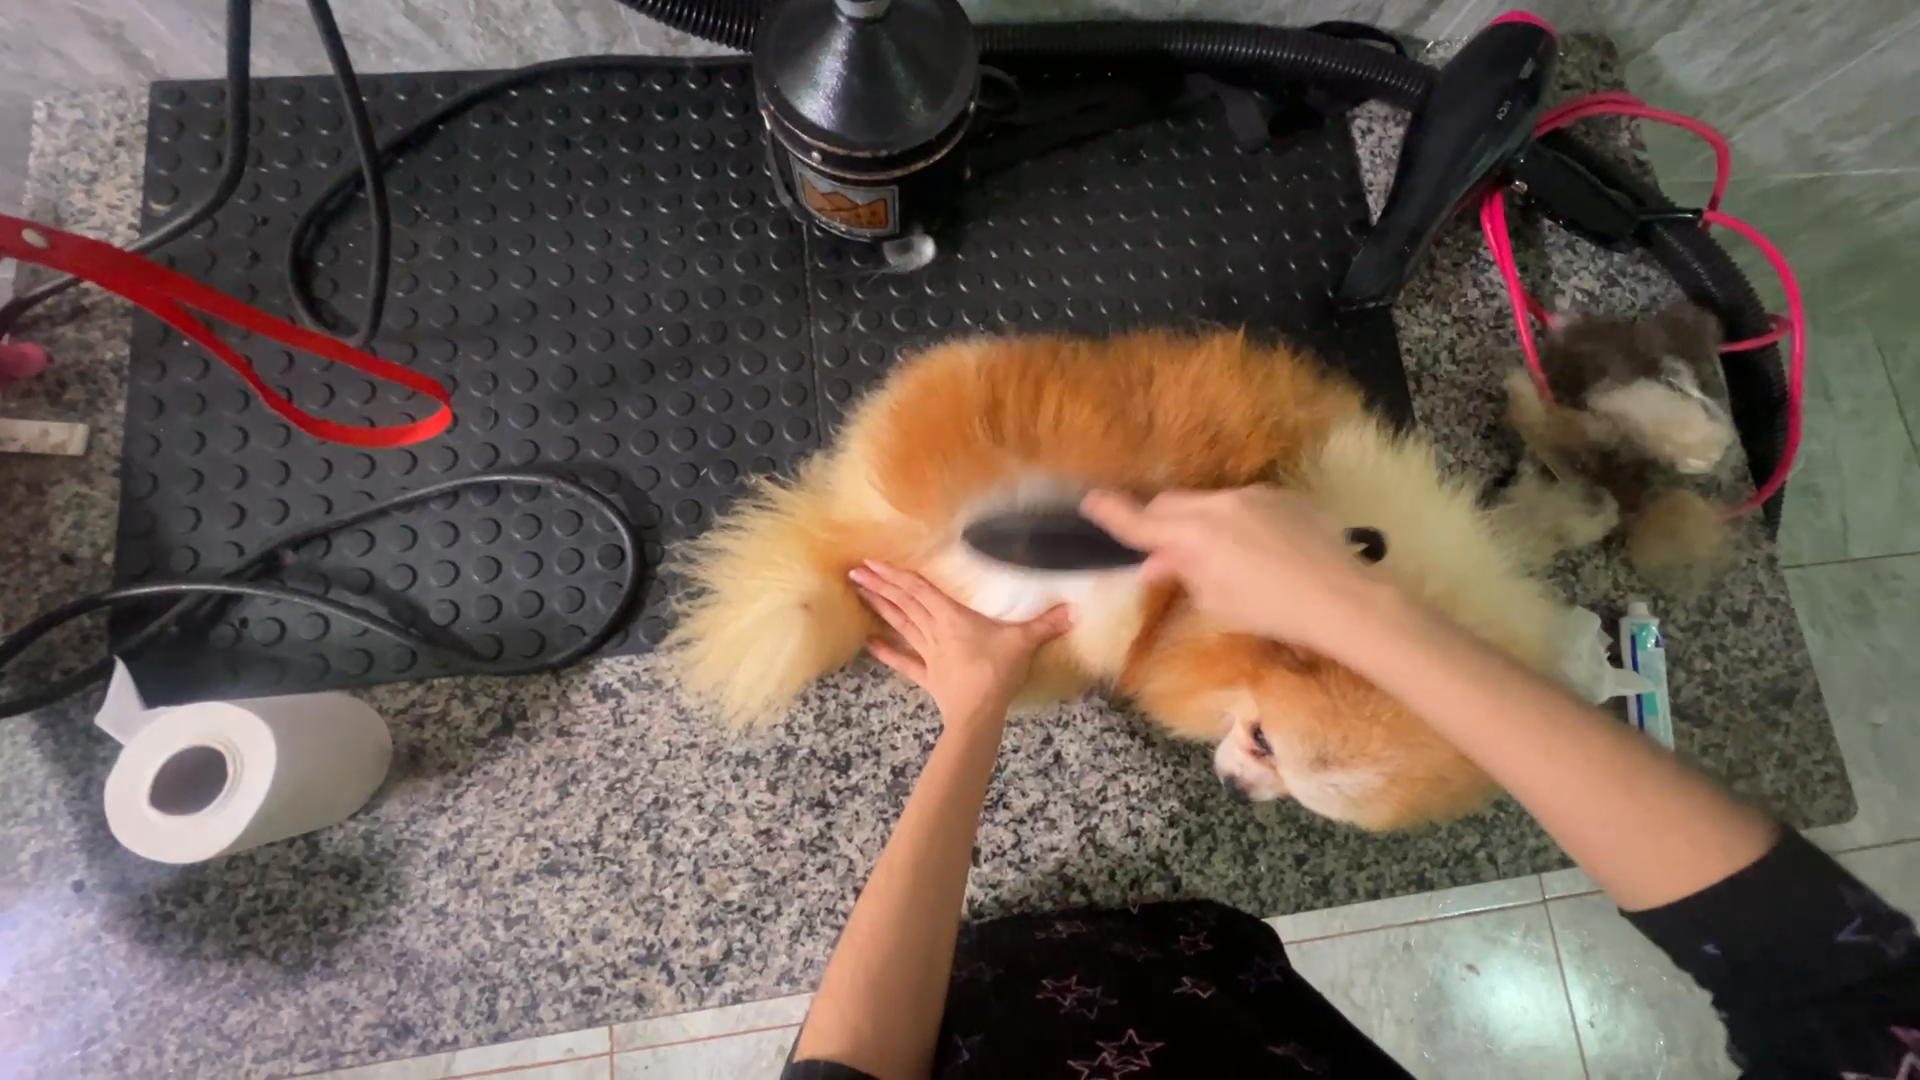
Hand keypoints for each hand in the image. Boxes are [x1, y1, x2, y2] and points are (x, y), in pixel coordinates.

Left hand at [849, 560, 1070, 728]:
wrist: (980, 713)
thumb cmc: (997, 671)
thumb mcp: (1023, 641)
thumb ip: (1046, 623)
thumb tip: (1075, 609)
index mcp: (951, 616)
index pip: (919, 590)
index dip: (896, 574)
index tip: (872, 562)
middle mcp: (934, 630)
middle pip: (903, 603)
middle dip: (879, 586)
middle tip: (854, 571)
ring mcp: (927, 654)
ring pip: (899, 625)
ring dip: (879, 608)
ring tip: (859, 592)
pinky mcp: (927, 676)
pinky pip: (903, 661)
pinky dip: (886, 652)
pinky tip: (868, 643)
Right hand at [1080, 486, 1394, 650]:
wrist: (1343, 599)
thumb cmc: (1271, 612)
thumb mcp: (1215, 601)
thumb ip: (1182, 573)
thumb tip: (1156, 562)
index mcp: (1193, 537)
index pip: (1140, 521)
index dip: (1111, 512)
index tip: (1090, 500)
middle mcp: (1216, 506)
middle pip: (1168, 502)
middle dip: (1156, 519)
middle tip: (1160, 546)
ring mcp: (1250, 495)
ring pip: (1205, 502)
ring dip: (1198, 522)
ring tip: (1221, 554)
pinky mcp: (1280, 494)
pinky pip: (1241, 502)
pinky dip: (1234, 520)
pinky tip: (1257, 548)